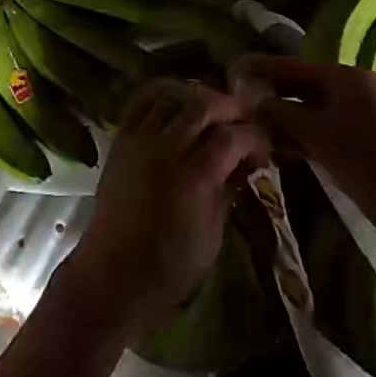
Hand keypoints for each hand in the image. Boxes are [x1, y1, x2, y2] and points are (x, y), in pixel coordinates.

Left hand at [66, 80, 268, 334]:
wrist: (111, 278)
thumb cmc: (168, 268)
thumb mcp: (212, 237)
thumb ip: (228, 192)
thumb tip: (245, 165)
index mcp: (193, 179)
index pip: (232, 137)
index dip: (254, 136)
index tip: (264, 149)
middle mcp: (165, 151)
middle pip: (203, 106)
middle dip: (231, 108)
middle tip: (244, 121)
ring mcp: (139, 144)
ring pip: (173, 98)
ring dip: (198, 100)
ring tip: (213, 112)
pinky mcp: (120, 144)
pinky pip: (141, 106)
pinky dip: (163, 99)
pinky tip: (177, 108)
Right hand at [234, 54, 375, 248]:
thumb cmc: (374, 165)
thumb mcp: (322, 138)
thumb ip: (284, 115)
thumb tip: (251, 99)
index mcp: (347, 78)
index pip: (294, 65)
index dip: (262, 68)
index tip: (230, 71)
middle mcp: (352, 89)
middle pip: (301, 86)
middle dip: (270, 95)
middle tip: (234, 104)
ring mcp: (358, 115)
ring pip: (310, 110)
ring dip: (283, 119)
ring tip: (247, 128)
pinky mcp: (360, 140)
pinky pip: (322, 129)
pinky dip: (301, 137)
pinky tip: (277, 149)